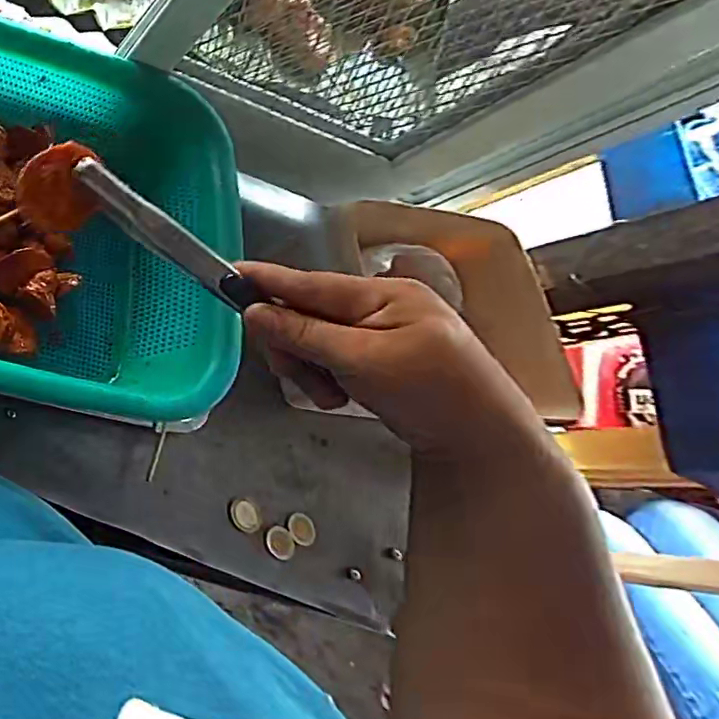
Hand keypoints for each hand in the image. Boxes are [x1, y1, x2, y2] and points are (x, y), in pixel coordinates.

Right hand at [237, 262, 545, 460]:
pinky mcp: (382, 356)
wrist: (487, 446)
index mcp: (382, 294)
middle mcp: (381, 306)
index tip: (231, 272)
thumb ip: (304, 335)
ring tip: (329, 395)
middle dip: (294, 346)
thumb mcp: (361, 363)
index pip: (309, 283)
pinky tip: (342, 396)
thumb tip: (256, 312)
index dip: (267, 280)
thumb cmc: (435, 396)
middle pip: (307, 315)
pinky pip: (333, 356)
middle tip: (295, 374)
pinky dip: (327, 377)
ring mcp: (383, 331)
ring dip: (309, 369)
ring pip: (315, 340)